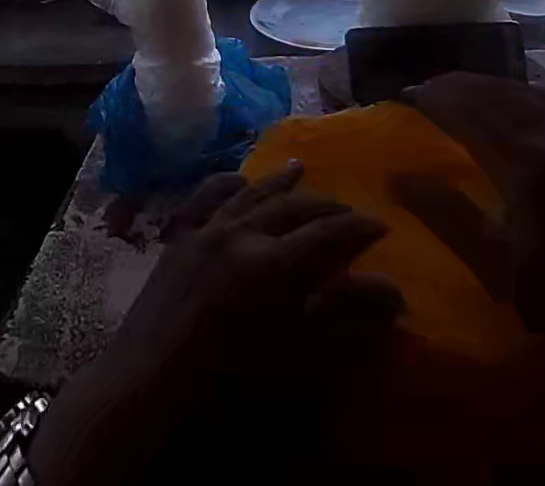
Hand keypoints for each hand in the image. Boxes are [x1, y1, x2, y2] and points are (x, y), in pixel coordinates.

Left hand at [30, 166, 399, 485]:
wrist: (151, 375)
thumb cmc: (228, 375)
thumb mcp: (294, 351)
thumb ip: (342, 314)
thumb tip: (393, 291)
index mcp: (271, 262)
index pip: (325, 233)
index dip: (355, 228)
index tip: (379, 223)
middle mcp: (242, 232)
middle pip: (292, 207)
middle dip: (324, 205)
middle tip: (346, 208)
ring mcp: (208, 228)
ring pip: (252, 194)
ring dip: (279, 182)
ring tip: (299, 168)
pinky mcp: (183, 235)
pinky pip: (206, 198)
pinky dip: (226, 184)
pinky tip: (237, 177)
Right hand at [395, 73, 544, 396]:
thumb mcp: (507, 274)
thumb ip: (449, 217)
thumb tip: (398, 177)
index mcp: (533, 159)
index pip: (470, 109)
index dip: (434, 99)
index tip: (403, 96)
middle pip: (501, 91)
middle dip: (459, 84)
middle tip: (427, 90)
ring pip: (534, 93)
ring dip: (493, 87)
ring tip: (464, 95)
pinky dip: (526, 98)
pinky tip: (522, 114)